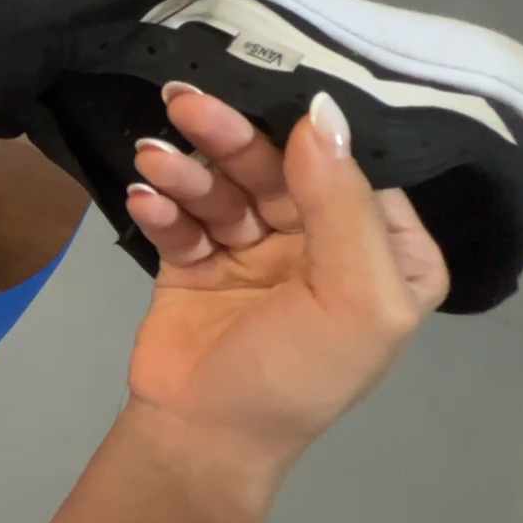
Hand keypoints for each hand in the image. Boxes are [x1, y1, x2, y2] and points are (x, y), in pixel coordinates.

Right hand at [122, 85, 448, 476]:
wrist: (201, 430)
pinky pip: (178, 223)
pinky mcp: (190, 263)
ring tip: (149, 159)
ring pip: (218, 192)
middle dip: (227, 140)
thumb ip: (342, 205)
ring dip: (183, 174)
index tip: (266, 92)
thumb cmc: (296, 373)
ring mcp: (247, 252)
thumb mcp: (352, 296)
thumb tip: (319, 115)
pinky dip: (160, 209)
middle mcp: (314, 244)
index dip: (309, 133)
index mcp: (379, 251)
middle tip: (182, 103)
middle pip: (272, 172)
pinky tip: (143, 200)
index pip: (349, 171)